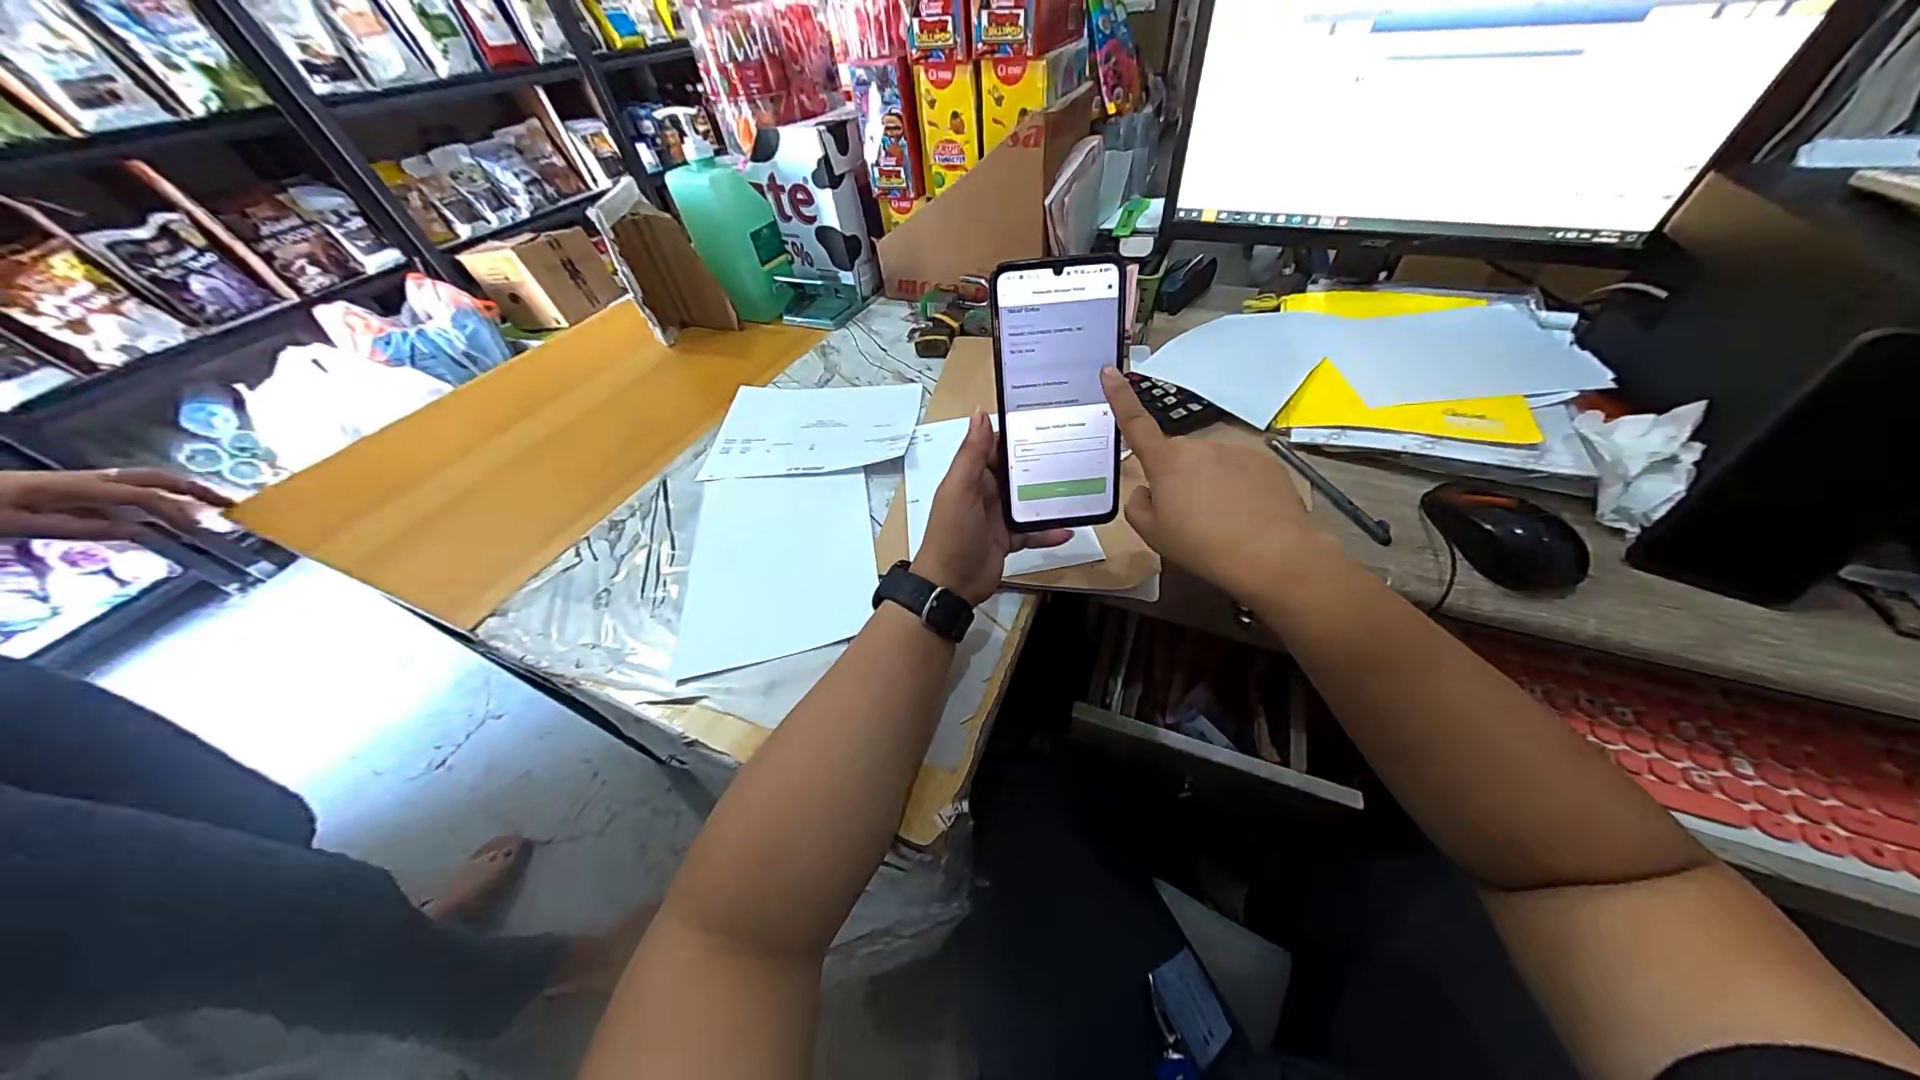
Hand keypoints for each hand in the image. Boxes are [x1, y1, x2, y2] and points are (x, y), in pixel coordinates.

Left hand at [0, 468, 234, 541]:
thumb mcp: (21, 526)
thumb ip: (82, 528)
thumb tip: (140, 531)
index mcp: (74, 487)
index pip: (144, 496)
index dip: (179, 511)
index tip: (205, 529)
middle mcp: (82, 480)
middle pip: (152, 478)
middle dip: (194, 489)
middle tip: (229, 505)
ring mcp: (75, 484)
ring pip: (140, 482)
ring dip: (177, 493)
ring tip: (205, 509)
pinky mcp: (66, 493)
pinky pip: (119, 494)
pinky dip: (149, 502)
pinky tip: (157, 517)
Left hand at [912, 410, 1070, 605]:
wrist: (950, 585)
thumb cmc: (951, 534)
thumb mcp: (959, 490)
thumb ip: (972, 454)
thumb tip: (980, 412)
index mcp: (972, 476)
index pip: (996, 448)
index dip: (1018, 434)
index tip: (1047, 421)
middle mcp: (986, 493)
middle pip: (1018, 473)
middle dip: (1042, 463)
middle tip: (1076, 451)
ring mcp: (998, 518)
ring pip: (1029, 502)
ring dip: (1050, 497)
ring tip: (1079, 486)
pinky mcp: (1008, 540)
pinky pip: (1033, 532)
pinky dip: (1049, 531)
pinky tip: (1070, 528)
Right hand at [1101, 367, 1337, 601]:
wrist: (1273, 554)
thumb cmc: (1202, 546)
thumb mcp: (1153, 534)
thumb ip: (1138, 505)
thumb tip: (1148, 490)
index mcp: (1166, 462)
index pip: (1135, 423)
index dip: (1119, 396)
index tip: (1110, 371)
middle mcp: (1199, 447)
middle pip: (1177, 457)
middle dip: (1177, 478)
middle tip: (1187, 516)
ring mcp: (1234, 450)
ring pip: (1209, 465)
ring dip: (1209, 485)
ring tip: (1221, 521)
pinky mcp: (1265, 460)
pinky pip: (1239, 471)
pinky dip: (1238, 488)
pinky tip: (1245, 516)